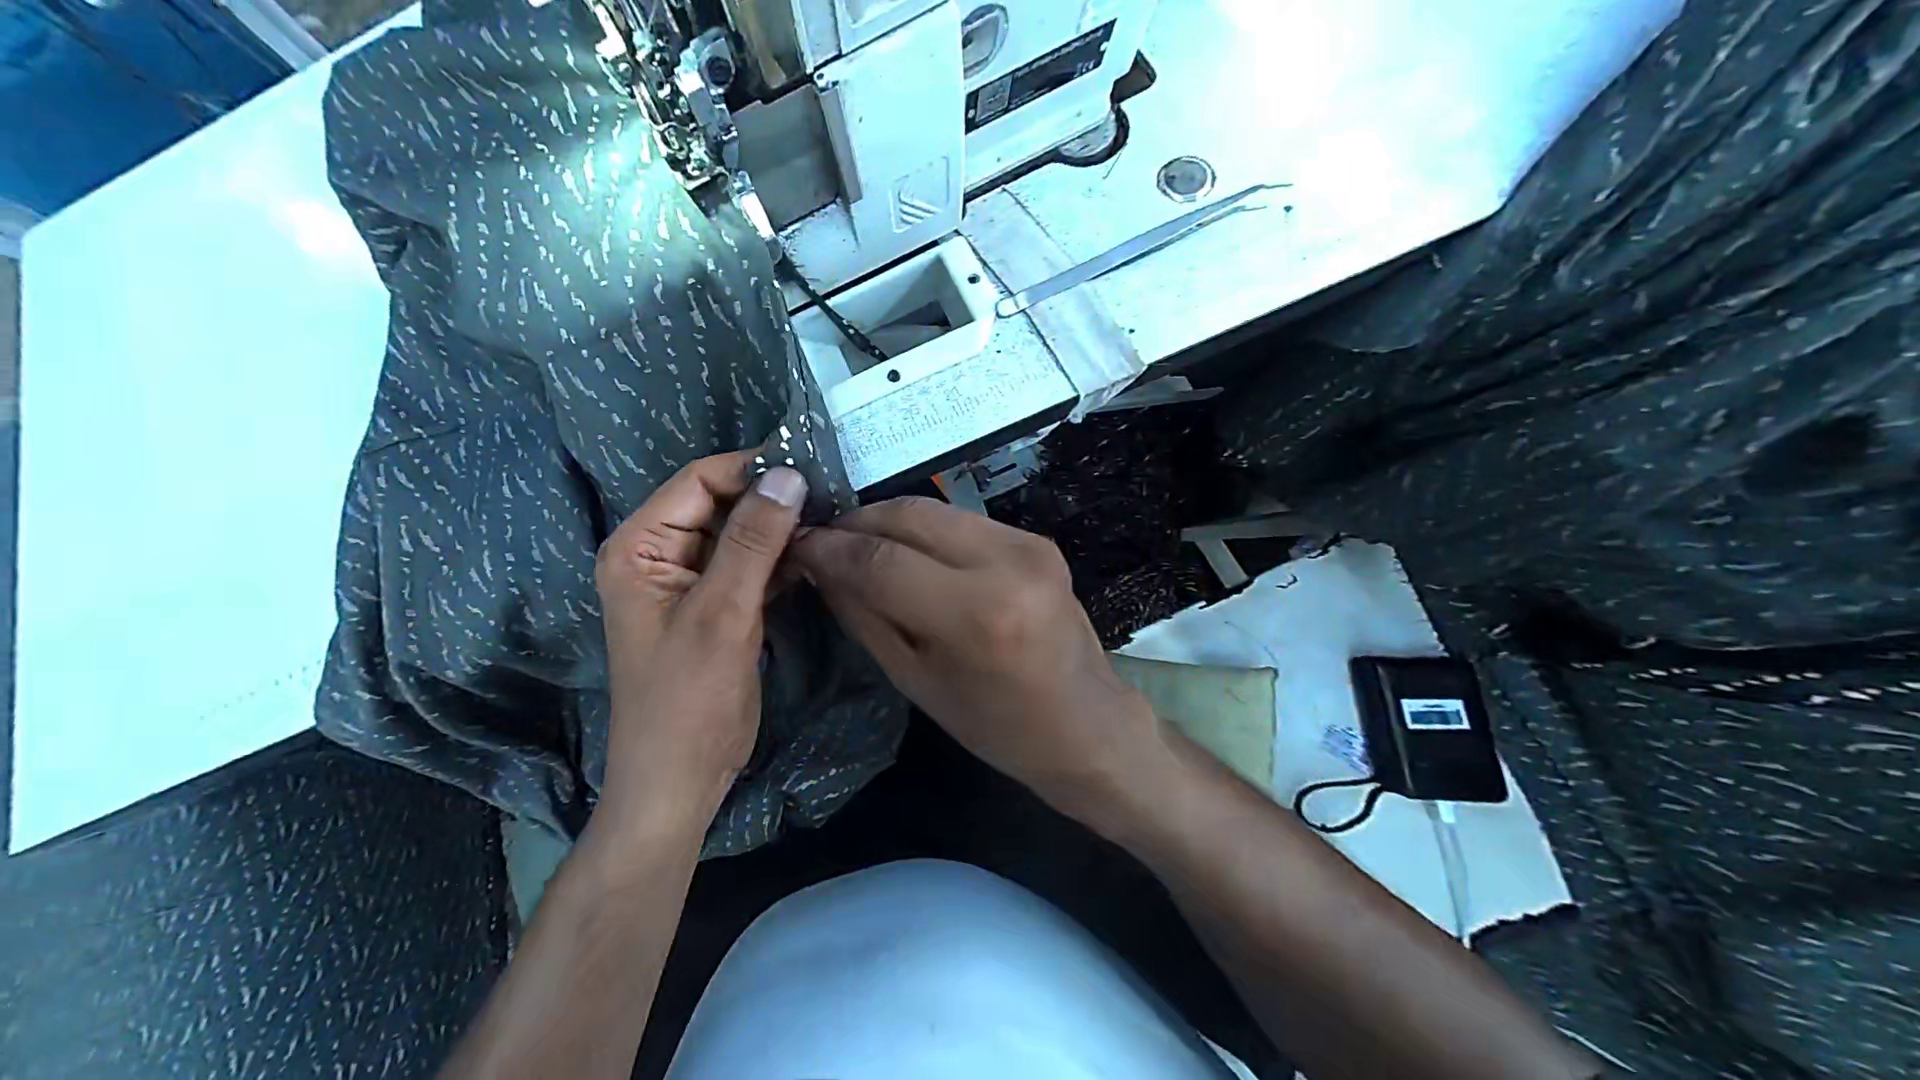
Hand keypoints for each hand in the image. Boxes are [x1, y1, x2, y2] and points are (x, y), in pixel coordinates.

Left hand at [593, 452, 807, 827]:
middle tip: (832, 496)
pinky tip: (818, 558)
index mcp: (640, 547)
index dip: (752, 470)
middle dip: (773, 501)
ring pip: (742, 535)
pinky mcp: (719, 606)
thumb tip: (790, 475)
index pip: (699, 482)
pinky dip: (782, 561)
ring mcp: (692, 582)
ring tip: (833, 521)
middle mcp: (661, 555)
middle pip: (722, 505)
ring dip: (782, 531)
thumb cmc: (689, 698)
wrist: (681, 779)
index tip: (811, 469)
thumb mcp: (722, 614)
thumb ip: (754, 541)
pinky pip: (752, 567)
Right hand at [792, 497, 1162, 820]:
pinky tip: (903, 551)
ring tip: (855, 545)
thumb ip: (864, 615)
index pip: (880, 559)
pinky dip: (923, 530)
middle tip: (821, 540)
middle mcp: (1007, 562)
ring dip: (886, 521)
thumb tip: (820, 566)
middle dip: (855, 522)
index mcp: (977, 614)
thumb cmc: (997, 726)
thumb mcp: (915, 680)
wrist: (1086, 725)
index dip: (828, 549)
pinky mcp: (1036, 539)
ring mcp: (1028, 543)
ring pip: (933, 508)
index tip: (794, 546)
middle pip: (907, 514)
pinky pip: (961, 520)